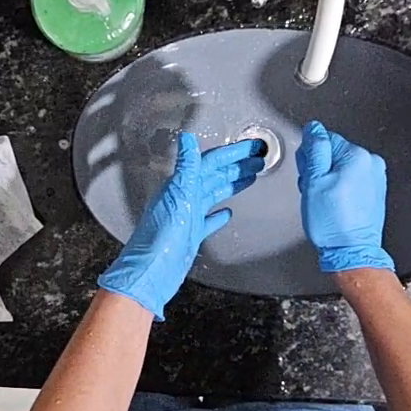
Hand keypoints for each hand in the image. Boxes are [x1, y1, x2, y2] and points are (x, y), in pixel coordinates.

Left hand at [98, 133, 263, 318]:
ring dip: (231, 183)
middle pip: (214, 175)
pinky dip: (219, 215)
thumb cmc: (161, 238)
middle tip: (258, 158)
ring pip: (213, 193)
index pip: (210, 162)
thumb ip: (185, 167)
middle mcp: (183, 198)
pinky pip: (208, 220)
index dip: (232, 153)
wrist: (152, 272)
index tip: (251, 147)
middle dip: (237, 165)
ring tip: (250, 176)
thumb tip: (186, 138)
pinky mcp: (190, 235)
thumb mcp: (177, 196)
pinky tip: (226, 213)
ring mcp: (187, 216)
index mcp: (181, 186)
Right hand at [295, 121, 394, 272]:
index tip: (308, 174)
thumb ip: (314, 150)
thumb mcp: (314, 181)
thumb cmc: (333, 222)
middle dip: (320, 167)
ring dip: (329, 178)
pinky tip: (335, 203)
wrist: (351, 250)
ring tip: (325, 199)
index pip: (324, 139)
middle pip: (334, 152)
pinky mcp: (375, 190)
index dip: (310, 157)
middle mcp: (371, 163)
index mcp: (357, 156)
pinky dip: (340, 187)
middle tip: (316, 189)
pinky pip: (351, 179)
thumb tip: (314, 129)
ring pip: (341, 166)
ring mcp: (375, 177)